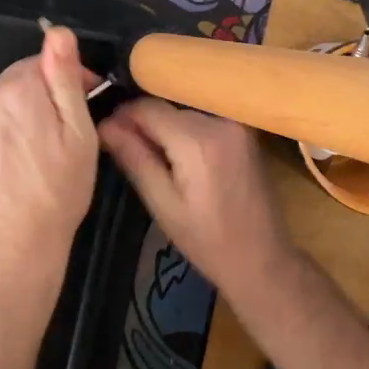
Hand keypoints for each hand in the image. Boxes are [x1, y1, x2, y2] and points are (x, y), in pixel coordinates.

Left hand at [0, 27, 99, 278]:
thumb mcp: (77, 131)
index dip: (72, 79)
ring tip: (42, 144)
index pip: (49, 60)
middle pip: (24, 76)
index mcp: (19, 86)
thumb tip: (58, 32)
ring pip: (5, 95)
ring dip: (24, 107)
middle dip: (46, 92)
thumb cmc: (59, 186)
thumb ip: (64, 76)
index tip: (88, 101)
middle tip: (67, 129)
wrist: (18, 238)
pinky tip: (17, 153)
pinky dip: (3, 124)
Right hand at [99, 99, 295, 292]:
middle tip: (128, 155)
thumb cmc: (209, 241)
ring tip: (154, 161)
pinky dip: (185, 132)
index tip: (107, 136)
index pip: (147, 108)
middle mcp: (220, 122)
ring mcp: (236, 124)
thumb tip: (105, 125)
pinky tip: (181, 160)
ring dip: (164, 129)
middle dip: (144, 126)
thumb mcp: (163, 205)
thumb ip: (134, 158)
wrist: (264, 260)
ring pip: (183, 112)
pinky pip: (202, 120)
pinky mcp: (244, 131)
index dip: (122, 118)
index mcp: (198, 141)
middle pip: (166, 108)